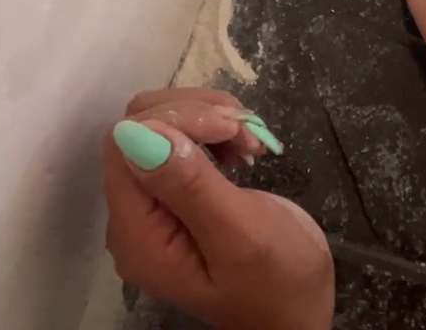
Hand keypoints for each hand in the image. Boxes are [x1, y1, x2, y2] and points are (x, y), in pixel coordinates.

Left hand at [102, 88, 332, 329]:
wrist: (299, 310)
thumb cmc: (277, 280)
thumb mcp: (240, 233)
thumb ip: (189, 184)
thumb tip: (136, 132)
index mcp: (138, 234)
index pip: (126, 143)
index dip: (175, 120)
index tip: (229, 127)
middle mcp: (133, 217)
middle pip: (141, 125)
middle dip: (196, 115)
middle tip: (246, 132)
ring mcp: (153, 204)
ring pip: (161, 122)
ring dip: (208, 117)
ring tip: (249, 140)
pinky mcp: (175, 193)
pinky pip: (179, 137)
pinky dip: (213, 128)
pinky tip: (241, 147)